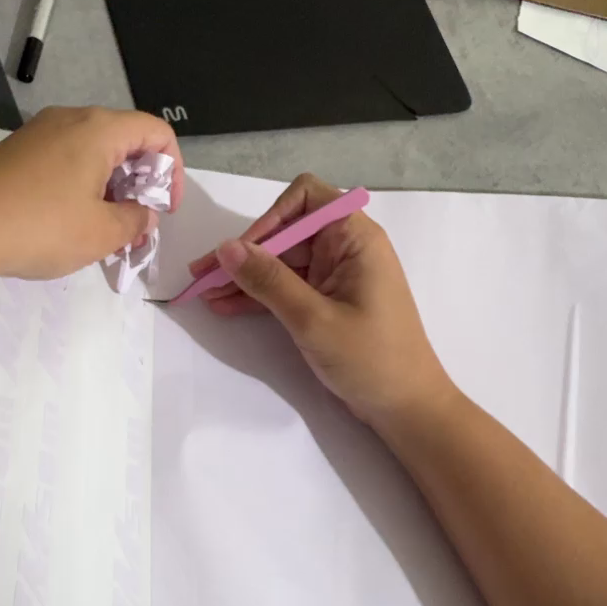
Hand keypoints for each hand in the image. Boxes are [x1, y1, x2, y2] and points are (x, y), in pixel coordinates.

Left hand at [0, 106, 183, 280]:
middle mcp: (71, 119)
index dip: (173, 171)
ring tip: (105, 229)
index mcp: (99, 129)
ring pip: (94, 151)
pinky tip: (71, 221)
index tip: (164, 209)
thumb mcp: (101, 233)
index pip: (157, 132)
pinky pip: (66, 159)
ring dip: (111, 187)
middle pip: (126, 139)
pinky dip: (82, 185)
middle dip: (141, 182)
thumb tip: (142, 214)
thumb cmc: (40, 226)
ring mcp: (40, 132)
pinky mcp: (18, 151)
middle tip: (136, 223)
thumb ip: (135, 221)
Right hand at [194, 174, 457, 427]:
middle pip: (286, 233)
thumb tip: (226, 247)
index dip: (270, 218)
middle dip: (245, 253)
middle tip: (201, 274)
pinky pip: (286, 288)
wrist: (405, 407)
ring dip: (245, 276)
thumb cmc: (370, 358)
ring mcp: (335, 276)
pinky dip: (258, 295)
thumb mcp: (313, 319)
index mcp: (354, 238)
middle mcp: (345, 248)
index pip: (306, 198)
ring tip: (204, 292)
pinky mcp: (327, 301)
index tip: (242, 250)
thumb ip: (269, 281)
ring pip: (281, 262)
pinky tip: (224, 306)